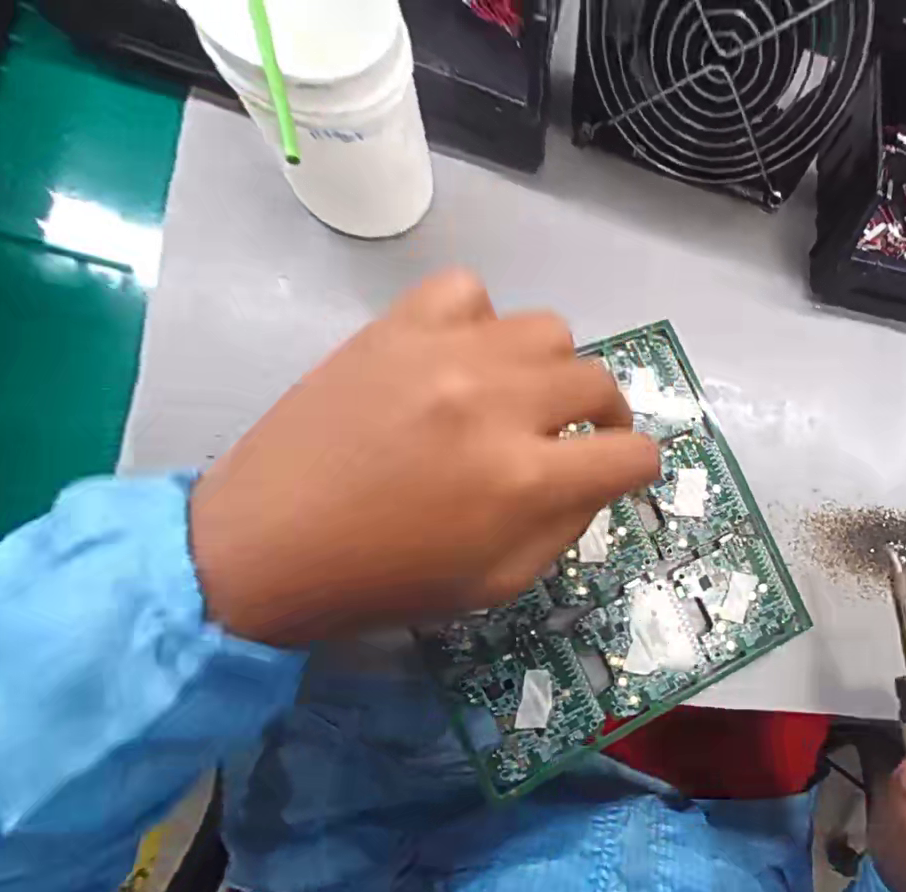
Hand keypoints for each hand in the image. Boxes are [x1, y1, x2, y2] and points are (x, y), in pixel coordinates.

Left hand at [190, 269, 659, 645]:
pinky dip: (482, 326)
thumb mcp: (495, 584)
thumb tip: (592, 478)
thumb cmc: (385, 581)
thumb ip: (562, 527)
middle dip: (604, 419)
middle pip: (599, 381)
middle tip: (574, 441)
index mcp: (524, 481)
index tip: (619, 474)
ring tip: (516, 399)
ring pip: (549, 329)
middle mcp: (497, 403)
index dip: (638, 469)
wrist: (268, 546)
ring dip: (550, 371)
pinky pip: (470, 293)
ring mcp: (444, 353)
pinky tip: (460, 362)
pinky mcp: (395, 327)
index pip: (631, 455)